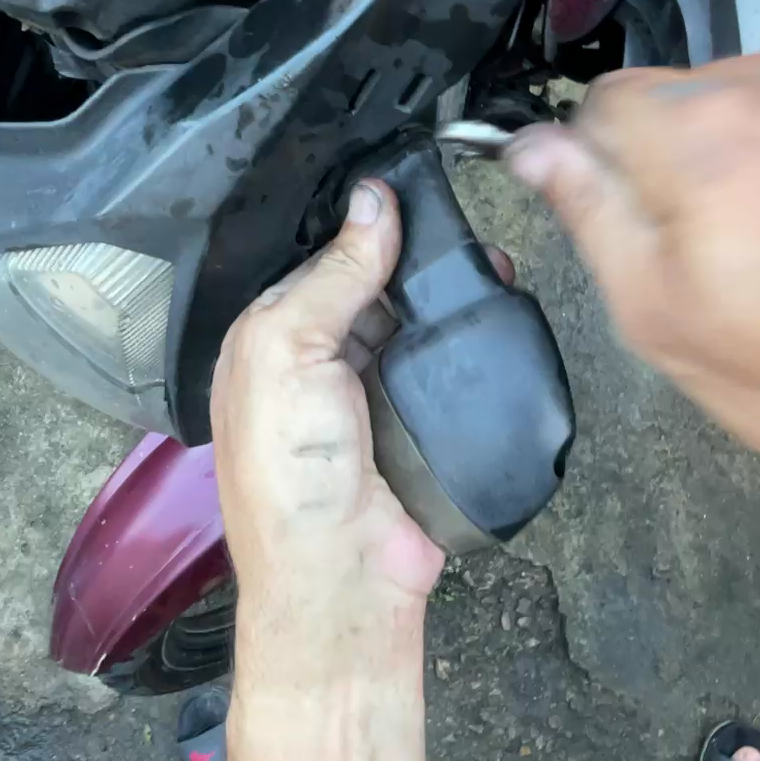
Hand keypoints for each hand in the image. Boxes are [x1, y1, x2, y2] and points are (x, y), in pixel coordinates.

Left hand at [210, 179, 443, 675]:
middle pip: (367, 287)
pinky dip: (462, 337)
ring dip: (441, 294)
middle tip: (457, 223)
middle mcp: (315, 360)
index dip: (358, 226)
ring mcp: (367, 390)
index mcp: (268, 339)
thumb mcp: (288, 354)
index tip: (404, 189)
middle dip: (408, 256)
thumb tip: (370, 203)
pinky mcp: (413, 418)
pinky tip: (491, 308)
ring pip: (408, 321)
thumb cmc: (291, 471)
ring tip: (487, 259)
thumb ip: (330, 279)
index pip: (316, 261)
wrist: (345, 571)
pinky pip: (440, 363)